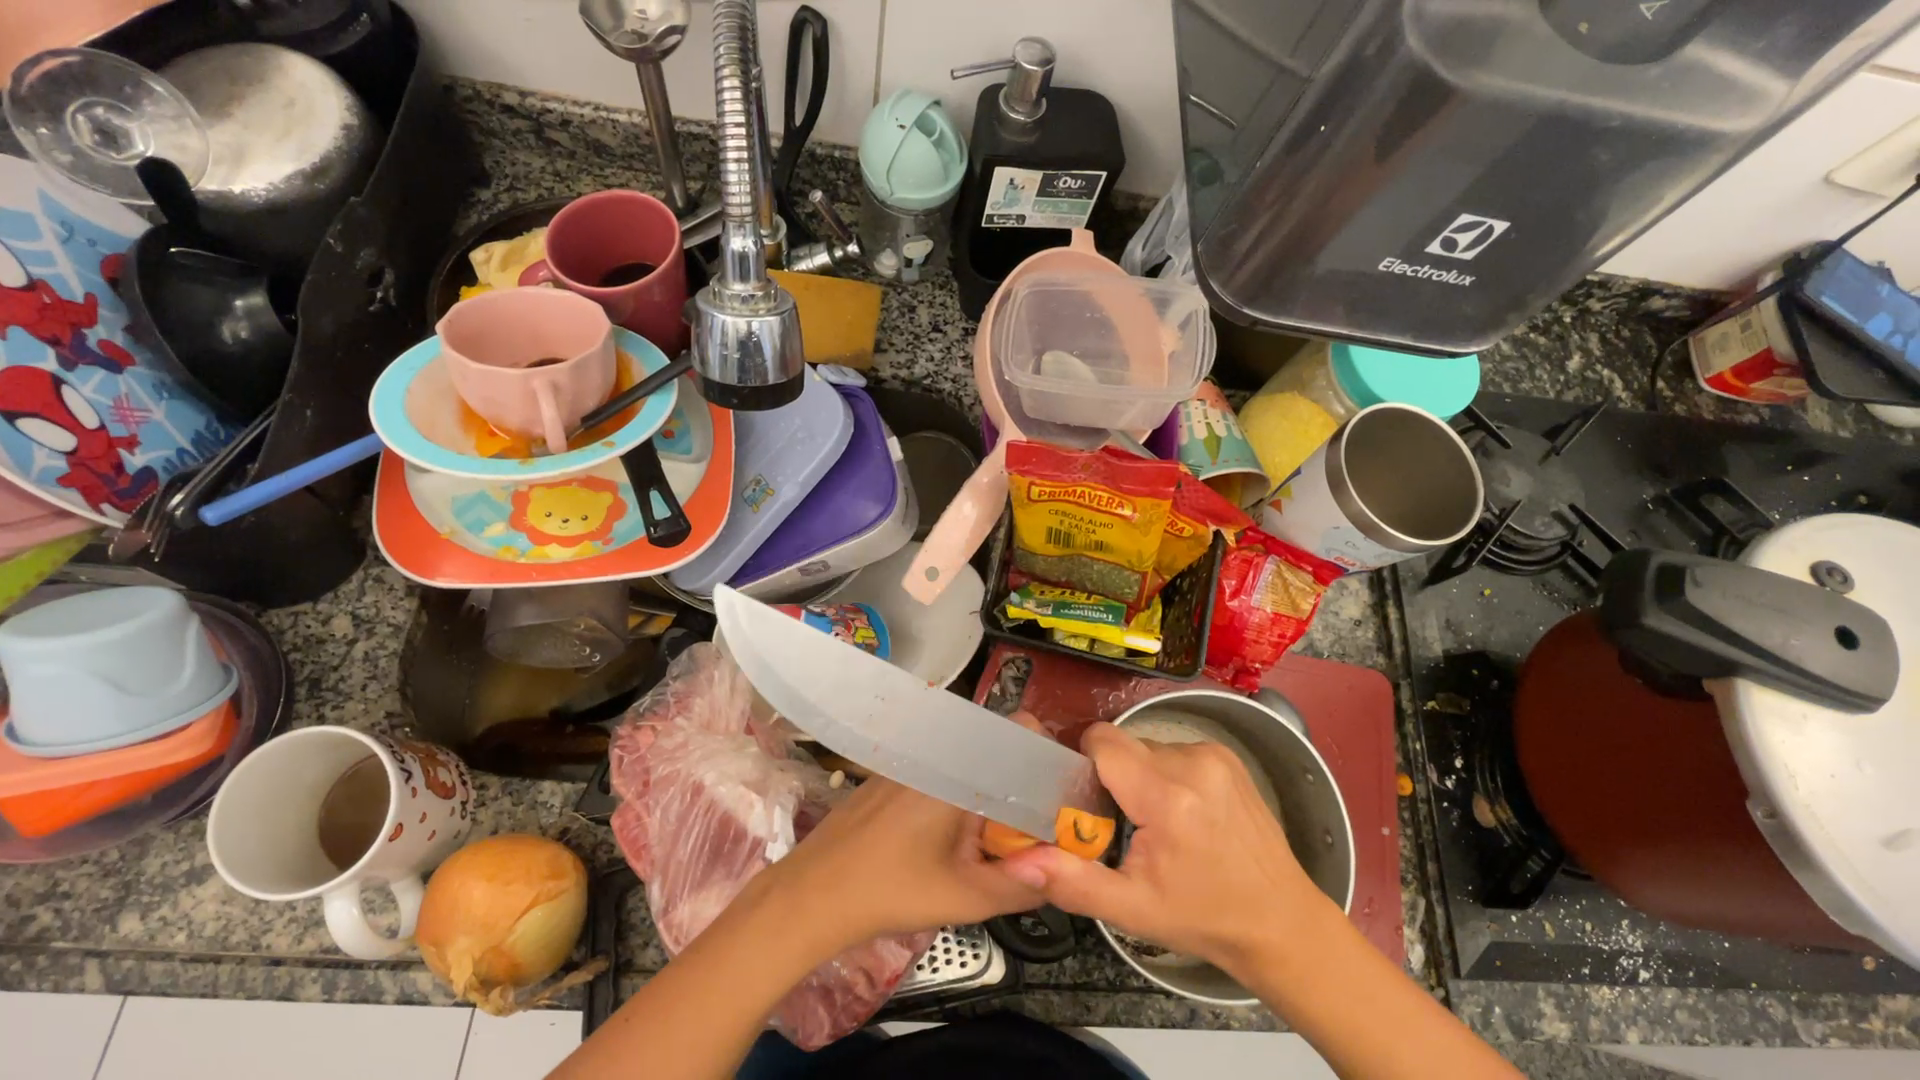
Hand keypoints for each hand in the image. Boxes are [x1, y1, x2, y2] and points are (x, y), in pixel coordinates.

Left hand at [760, 774, 1044, 952]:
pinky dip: (962, 796)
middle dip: (1024, 782)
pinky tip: (959, 836)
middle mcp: (937, 752)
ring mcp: (912, 763)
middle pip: (999, 747)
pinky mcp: (893, 778)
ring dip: (992, 791)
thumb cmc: (889, 891)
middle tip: (1038, 826)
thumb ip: (1022, 884)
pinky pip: (943, 772)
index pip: (1022, 730)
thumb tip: (1062, 870)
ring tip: (1003, 835)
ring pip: (971, 762)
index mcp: (960, 768)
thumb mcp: (967, 898)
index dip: (1050, 758)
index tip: (1064, 798)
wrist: (812, 895)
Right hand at [997, 721, 1338, 976]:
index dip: (1084, 765)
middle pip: (1123, 746)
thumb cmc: (1202, 916)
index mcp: (1167, 796)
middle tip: (1119, 826)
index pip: (1102, 743)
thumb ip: (1071, 881)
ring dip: (1139, 777)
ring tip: (1153, 824)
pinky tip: (1179, 814)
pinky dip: (1165, 775)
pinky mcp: (1228, 757)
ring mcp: (1215, 755)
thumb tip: (1017, 864)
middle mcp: (1193, 762)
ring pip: (1147, 747)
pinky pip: (1174, 751)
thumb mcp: (1130, 909)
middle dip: (1111, 778)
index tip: (1085, 802)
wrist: (1279, 919)